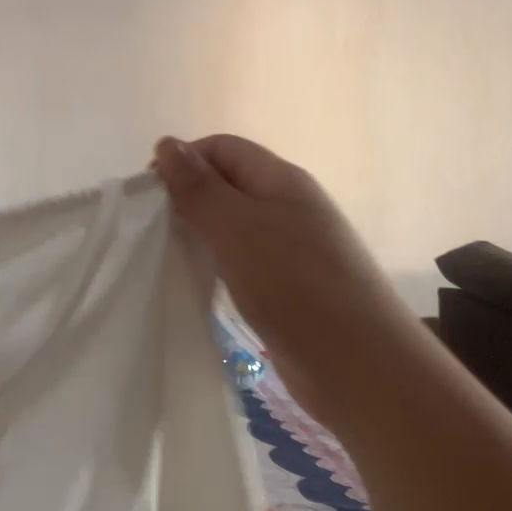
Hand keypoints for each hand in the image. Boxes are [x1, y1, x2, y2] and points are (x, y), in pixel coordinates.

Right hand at [153, 134, 417, 420]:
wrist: (361, 367)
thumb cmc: (295, 286)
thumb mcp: (237, 228)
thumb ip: (199, 187)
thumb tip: (166, 144)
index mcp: (281, 180)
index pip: (221, 148)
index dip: (183, 161)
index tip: (150, 197)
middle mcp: (289, 206)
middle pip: (227, 183)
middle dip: (187, 197)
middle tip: (154, 228)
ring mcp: (292, 247)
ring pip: (233, 224)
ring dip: (200, 232)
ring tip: (171, 254)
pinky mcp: (289, 285)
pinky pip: (243, 258)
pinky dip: (217, 262)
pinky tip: (202, 281)